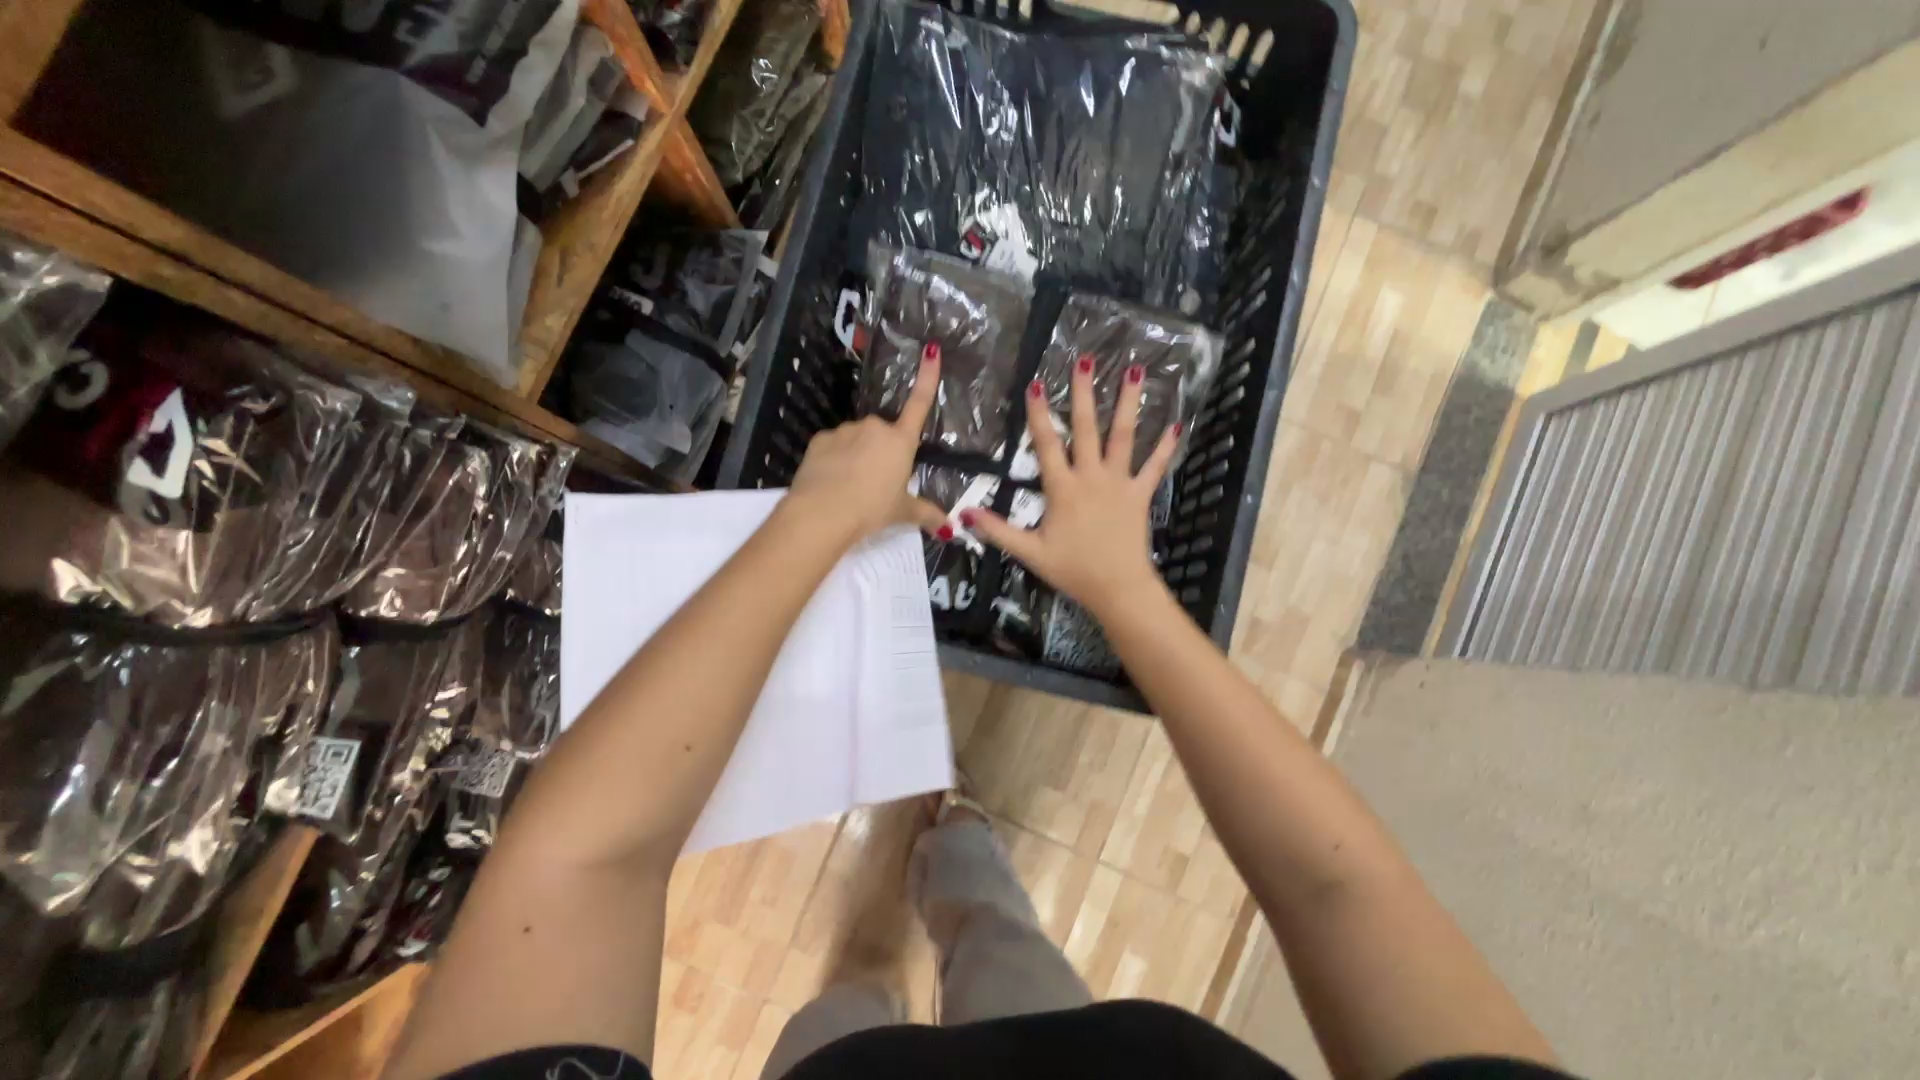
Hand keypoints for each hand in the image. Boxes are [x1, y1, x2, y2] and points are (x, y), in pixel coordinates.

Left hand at [786, 343, 947, 545]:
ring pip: (856, 441)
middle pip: (882, 435)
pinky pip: (834, 447)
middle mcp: (874, 428)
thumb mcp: (902, 513)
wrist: (822, 513)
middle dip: (880, 452)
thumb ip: (926, 513)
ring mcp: (845, 431)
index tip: (931, 349)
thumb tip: (949, 528)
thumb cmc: (871, 510)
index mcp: (900, 441)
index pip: (919, 404)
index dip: (927, 377)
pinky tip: (831, 481)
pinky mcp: (820, 439)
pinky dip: (834, 461)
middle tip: (876, 484)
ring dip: (856, 457)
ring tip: (851, 487)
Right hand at [963, 354, 1177, 618]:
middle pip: (1086, 429)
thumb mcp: (1030, 553)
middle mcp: (1091, 477)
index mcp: (1062, 489)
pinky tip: (1177, 423)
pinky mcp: (1140, 494)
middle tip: (1085, 360)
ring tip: (1136, 371)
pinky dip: (1165, 446)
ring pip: (1123, 437)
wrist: (1118, 588)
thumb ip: (998, 531)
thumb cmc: (1073, 570)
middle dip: (1083, 393)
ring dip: (1128, 403)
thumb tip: (964, 514)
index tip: (1035, 384)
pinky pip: (1154, 467)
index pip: (1046, 445)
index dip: (1039, 415)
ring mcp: (1119, 483)